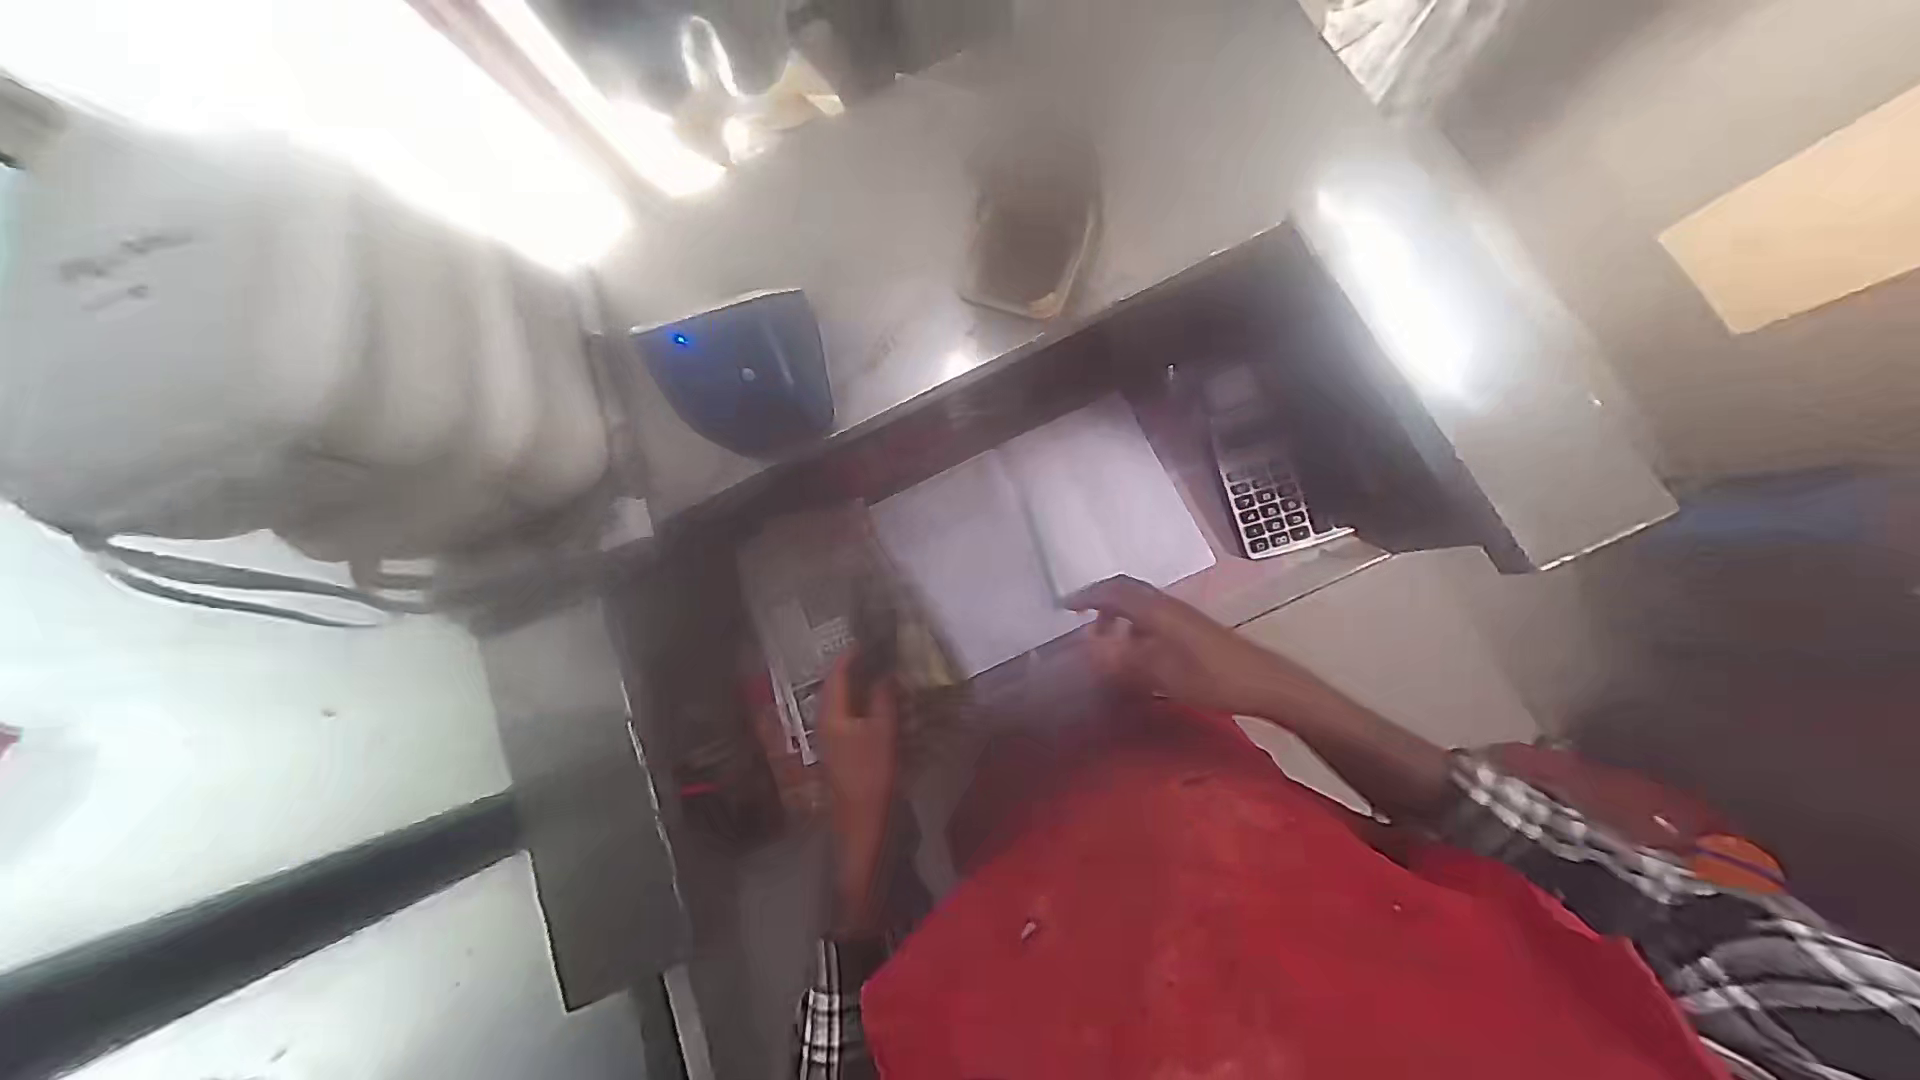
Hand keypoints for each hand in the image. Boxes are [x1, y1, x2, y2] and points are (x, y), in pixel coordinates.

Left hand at [819, 652, 898, 824]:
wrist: (862, 822)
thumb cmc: (871, 775)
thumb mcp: (883, 732)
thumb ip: (884, 699)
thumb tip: (886, 673)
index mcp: (831, 715)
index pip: (836, 675)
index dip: (850, 656)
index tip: (866, 641)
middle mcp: (826, 723)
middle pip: (835, 687)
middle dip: (853, 669)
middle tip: (876, 656)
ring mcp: (831, 739)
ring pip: (842, 702)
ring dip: (858, 686)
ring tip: (881, 675)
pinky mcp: (841, 751)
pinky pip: (849, 716)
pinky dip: (862, 704)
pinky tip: (879, 706)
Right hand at [1066, 575, 1329, 718]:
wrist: (1264, 682)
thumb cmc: (1212, 678)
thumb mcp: (1160, 673)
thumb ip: (1121, 660)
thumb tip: (1086, 650)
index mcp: (1156, 610)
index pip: (1113, 592)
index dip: (1086, 596)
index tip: (1065, 606)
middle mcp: (1167, 605)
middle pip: (1126, 591)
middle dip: (1100, 600)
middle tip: (1081, 617)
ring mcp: (1182, 614)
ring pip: (1139, 604)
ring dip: (1117, 615)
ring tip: (1105, 639)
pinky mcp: (1192, 627)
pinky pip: (1152, 615)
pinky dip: (1133, 625)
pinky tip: (1136, 649)